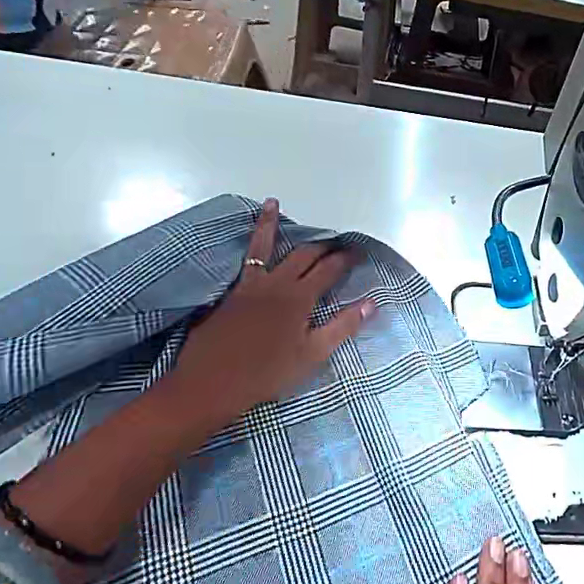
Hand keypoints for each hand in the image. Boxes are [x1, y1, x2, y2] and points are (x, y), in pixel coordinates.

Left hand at [165, 198, 374, 421]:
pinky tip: (248, 240)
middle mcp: (276, 283)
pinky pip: (245, 259)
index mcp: (299, 297)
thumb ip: (342, 326)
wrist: (213, 380)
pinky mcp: (232, 291)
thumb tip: (371, 303)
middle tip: (335, 240)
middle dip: (322, 245)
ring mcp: (251, 284)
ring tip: (273, 203)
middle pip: (303, 254)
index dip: (346, 258)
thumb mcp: (311, 355)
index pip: (329, 270)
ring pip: (265, 246)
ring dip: (272, 223)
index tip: (358, 251)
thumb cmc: (267, 373)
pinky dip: (248, 244)